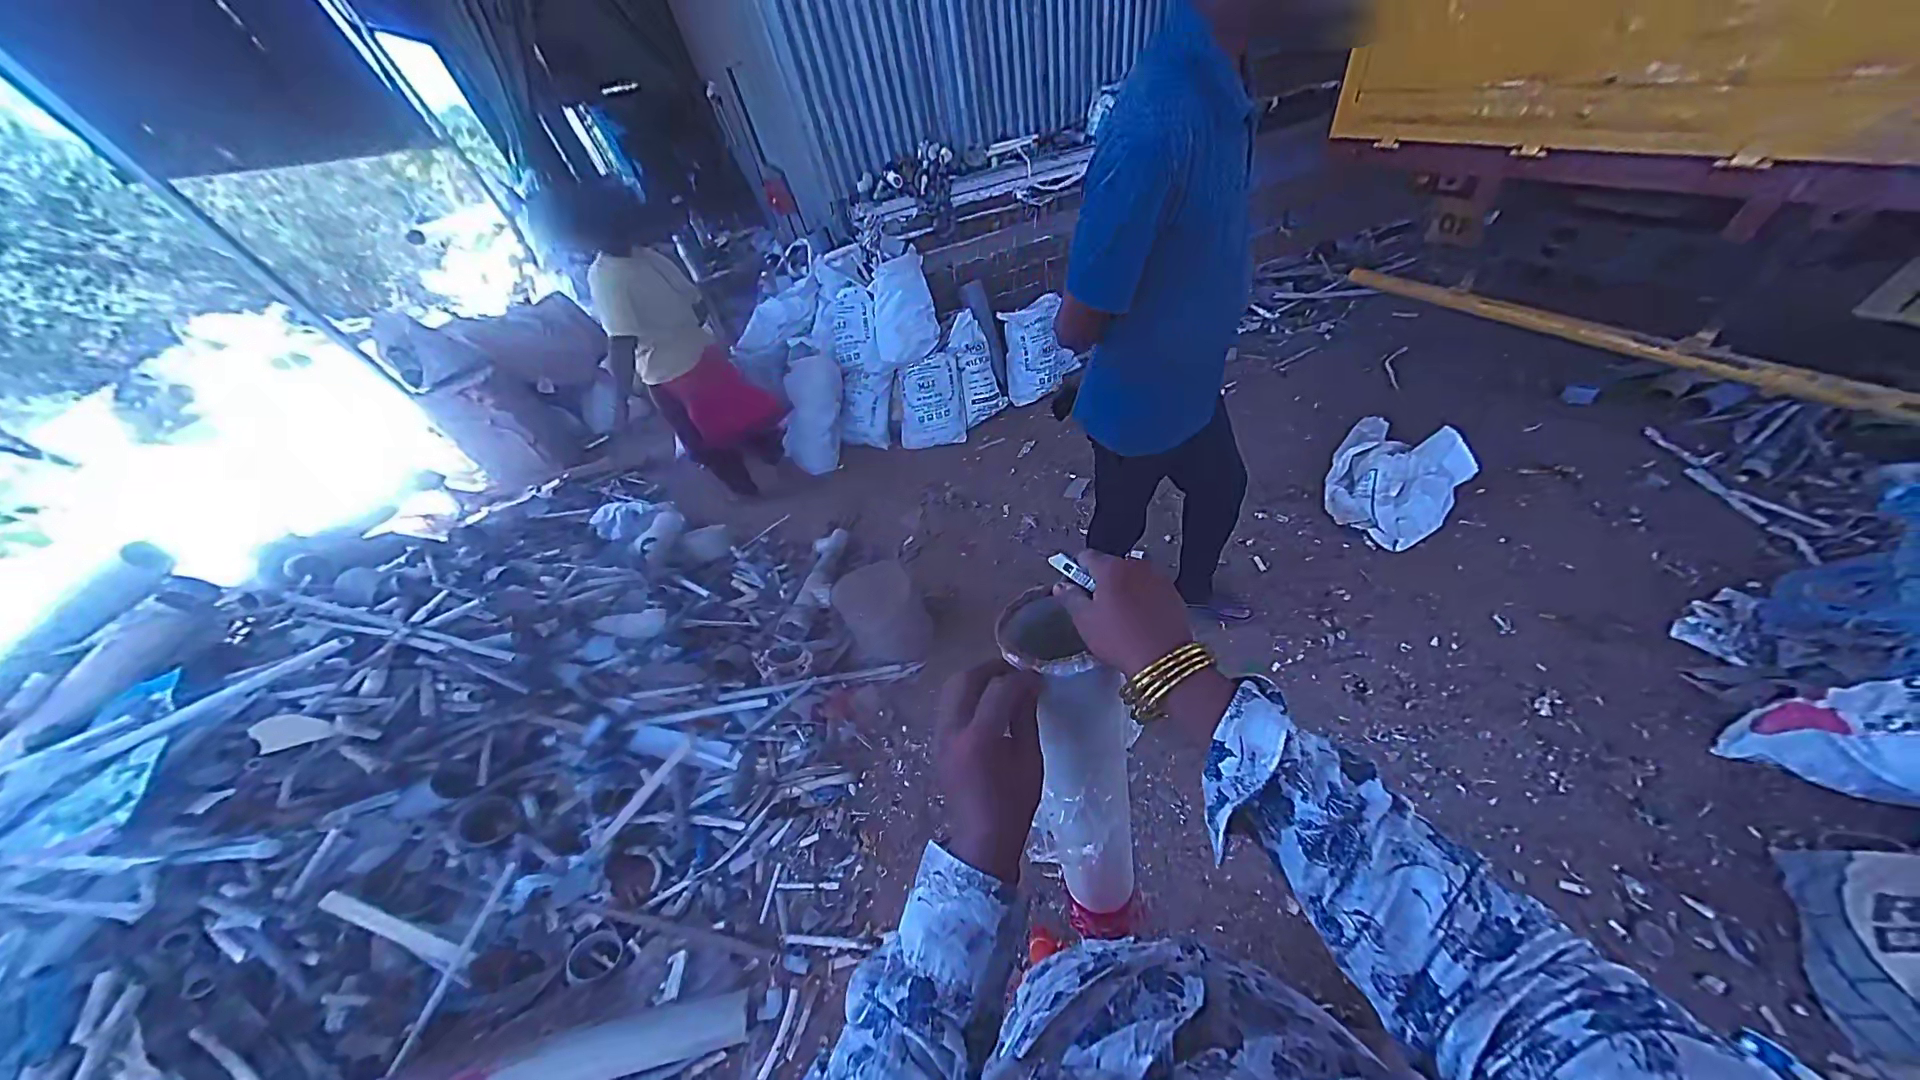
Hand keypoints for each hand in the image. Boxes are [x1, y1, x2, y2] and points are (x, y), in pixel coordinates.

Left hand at [935, 662, 1043, 883]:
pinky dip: (967, 693)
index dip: (1021, 678)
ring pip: (952, 688)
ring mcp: (939, 735)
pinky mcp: (936, 740)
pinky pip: (949, 703)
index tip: (1037, 677)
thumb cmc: (1013, 805)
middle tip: (1016, 672)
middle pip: (966, 679)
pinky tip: (987, 701)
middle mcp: (952, 730)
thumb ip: (1026, 718)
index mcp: (979, 738)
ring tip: (1002, 682)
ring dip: (977, 678)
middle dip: (993, 669)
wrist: (981, 840)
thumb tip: (1029, 686)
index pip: (999, 690)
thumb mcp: (1030, 759)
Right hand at [1050, 551, 1194, 677]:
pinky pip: (1149, 587)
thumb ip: (1070, 597)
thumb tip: (1062, 585)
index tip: (1076, 590)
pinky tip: (1140, 619)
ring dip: (1122, 588)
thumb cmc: (1118, 638)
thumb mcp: (1085, 620)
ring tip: (1122, 616)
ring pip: (1131, 576)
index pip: (1086, 556)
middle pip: (1110, 566)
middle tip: (1098, 609)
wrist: (1164, 659)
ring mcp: (1158, 577)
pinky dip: (1142, 596)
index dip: (1076, 571)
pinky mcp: (1173, 592)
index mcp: (1111, 567)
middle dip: (1101, 581)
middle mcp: (1136, 565)